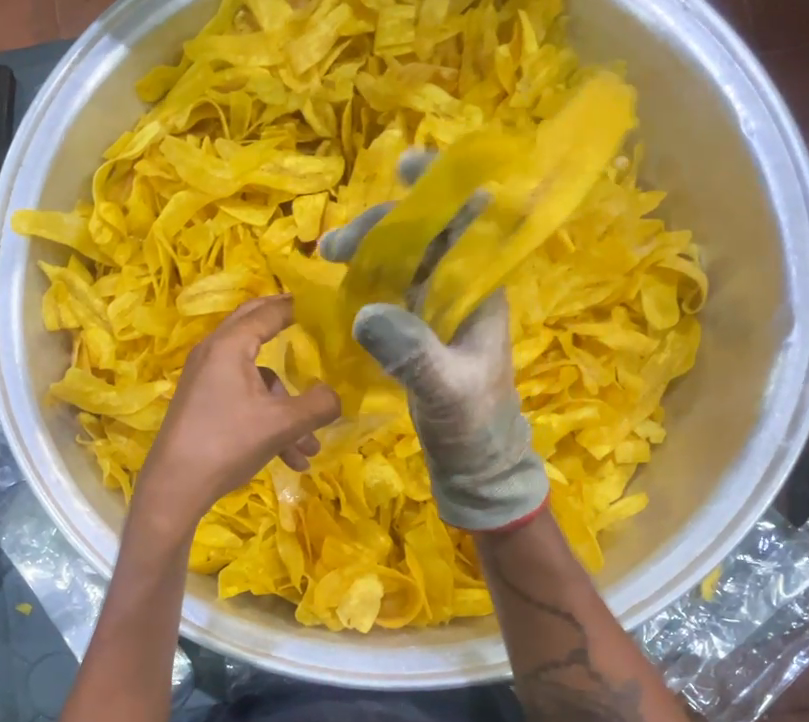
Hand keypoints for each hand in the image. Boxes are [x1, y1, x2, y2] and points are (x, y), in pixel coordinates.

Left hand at [134, 295, 340, 527]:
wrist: (175, 486)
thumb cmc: (227, 444)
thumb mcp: (281, 425)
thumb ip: (317, 406)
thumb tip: (336, 397)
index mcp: (229, 346)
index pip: (268, 312)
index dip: (297, 306)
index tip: (322, 302)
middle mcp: (213, 355)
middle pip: (255, 332)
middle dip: (287, 333)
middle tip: (314, 326)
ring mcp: (205, 383)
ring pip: (257, 383)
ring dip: (288, 411)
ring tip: (309, 448)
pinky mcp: (203, 408)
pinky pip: (244, 405)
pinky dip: (268, 426)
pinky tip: (290, 461)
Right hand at [318, 153, 549, 532]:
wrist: (475, 468)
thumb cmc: (473, 427)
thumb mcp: (445, 391)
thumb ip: (412, 352)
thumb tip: (365, 311)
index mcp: (481, 292)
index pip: (469, 221)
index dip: (444, 187)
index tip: (406, 167)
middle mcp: (460, 293)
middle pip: (423, 237)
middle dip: (382, 228)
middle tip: (334, 247)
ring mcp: (437, 314)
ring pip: (403, 263)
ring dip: (368, 254)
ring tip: (328, 261)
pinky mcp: (418, 337)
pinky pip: (390, 295)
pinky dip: (365, 286)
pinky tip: (340, 294)